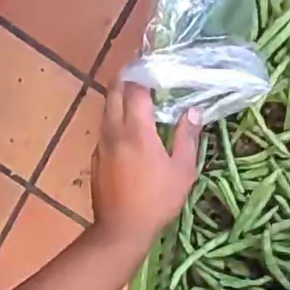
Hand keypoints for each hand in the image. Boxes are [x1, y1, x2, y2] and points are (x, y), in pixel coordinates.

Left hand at [91, 83, 199, 251]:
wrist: (121, 230)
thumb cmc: (157, 201)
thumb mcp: (182, 170)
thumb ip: (187, 137)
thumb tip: (194, 110)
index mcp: (136, 129)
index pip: (136, 87)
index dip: (145, 69)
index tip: (156, 59)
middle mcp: (114, 130)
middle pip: (115, 90)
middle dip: (129, 76)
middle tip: (146, 71)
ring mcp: (101, 144)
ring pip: (108, 108)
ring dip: (122, 97)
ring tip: (141, 97)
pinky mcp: (96, 158)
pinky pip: (106, 128)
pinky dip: (117, 119)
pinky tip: (132, 130)